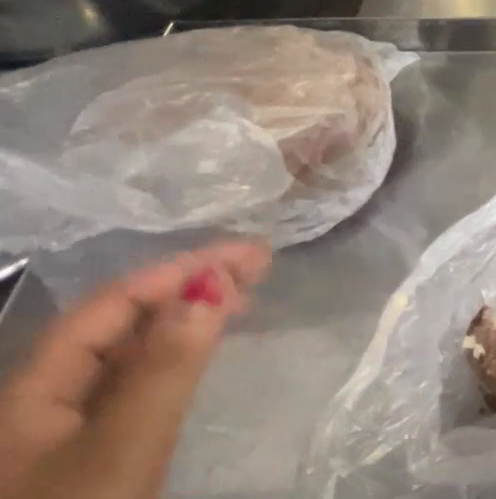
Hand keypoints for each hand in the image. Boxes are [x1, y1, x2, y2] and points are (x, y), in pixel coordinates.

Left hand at [0, 241, 270, 498]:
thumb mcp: (125, 444)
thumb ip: (166, 365)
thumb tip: (213, 285)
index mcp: (29, 389)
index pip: (109, 304)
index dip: (180, 270)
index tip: (252, 255)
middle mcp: (34, 398)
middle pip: (112, 322)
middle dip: (184, 285)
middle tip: (257, 269)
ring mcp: (54, 427)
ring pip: (121, 349)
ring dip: (182, 315)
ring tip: (239, 299)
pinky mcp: (80, 450)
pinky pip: (128, 377)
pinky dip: (172, 349)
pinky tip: (198, 349)